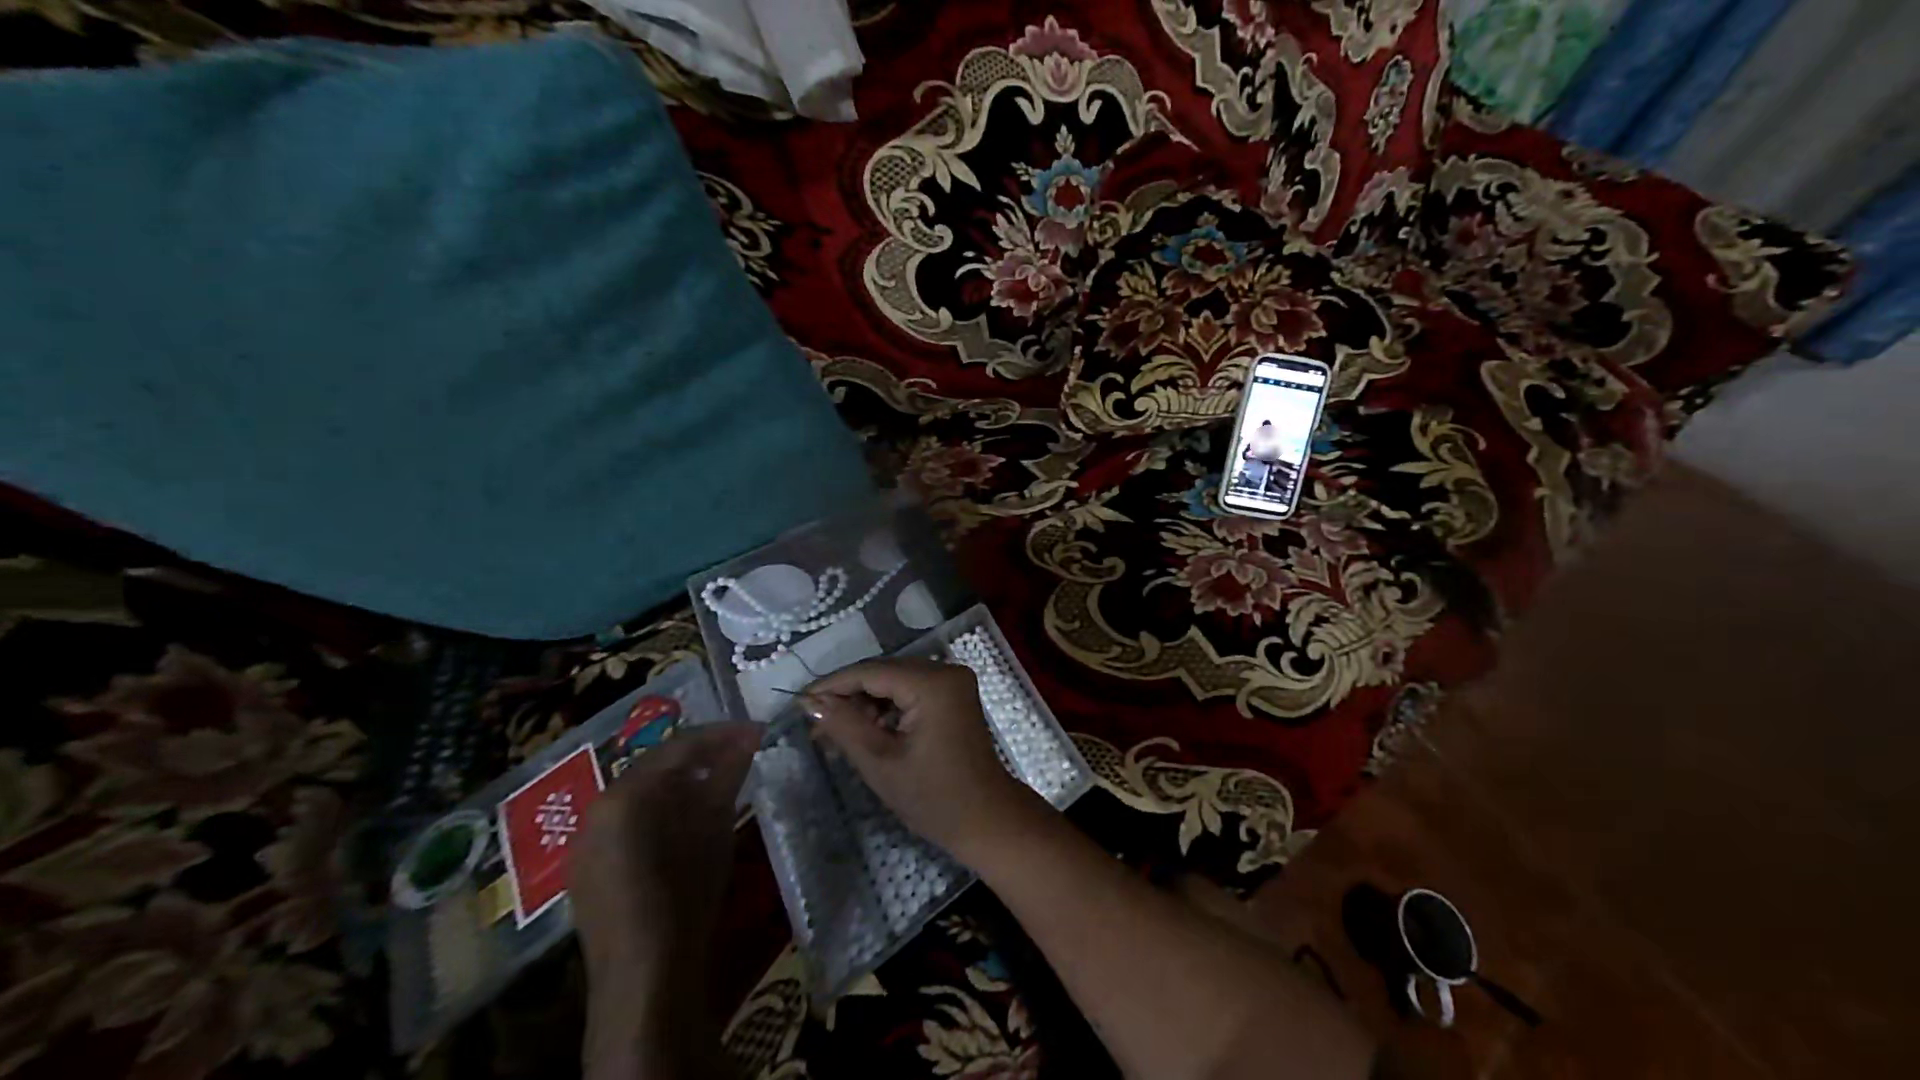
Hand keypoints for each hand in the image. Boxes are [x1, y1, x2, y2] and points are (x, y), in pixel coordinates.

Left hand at [570, 722, 758, 1079]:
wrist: (644, 979)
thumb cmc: (686, 894)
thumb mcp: (714, 828)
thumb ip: (727, 775)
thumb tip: (747, 738)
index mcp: (625, 793)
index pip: (679, 746)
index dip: (721, 735)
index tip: (756, 731)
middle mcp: (596, 808)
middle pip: (655, 766)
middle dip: (699, 757)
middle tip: (739, 753)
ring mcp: (585, 841)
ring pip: (640, 794)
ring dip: (679, 784)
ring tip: (718, 784)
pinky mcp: (585, 870)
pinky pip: (626, 823)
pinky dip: (658, 813)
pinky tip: (684, 824)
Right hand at [800, 658, 1049, 865]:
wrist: (987, 821)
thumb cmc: (933, 798)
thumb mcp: (879, 762)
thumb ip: (843, 725)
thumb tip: (809, 701)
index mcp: (932, 683)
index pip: (870, 672)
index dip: (832, 685)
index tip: (799, 703)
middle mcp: (945, 671)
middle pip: (883, 673)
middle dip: (848, 697)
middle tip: (816, 725)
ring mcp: (953, 682)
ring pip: (894, 682)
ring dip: (865, 705)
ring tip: (835, 735)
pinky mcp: (953, 696)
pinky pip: (910, 692)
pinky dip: (886, 709)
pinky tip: (864, 733)